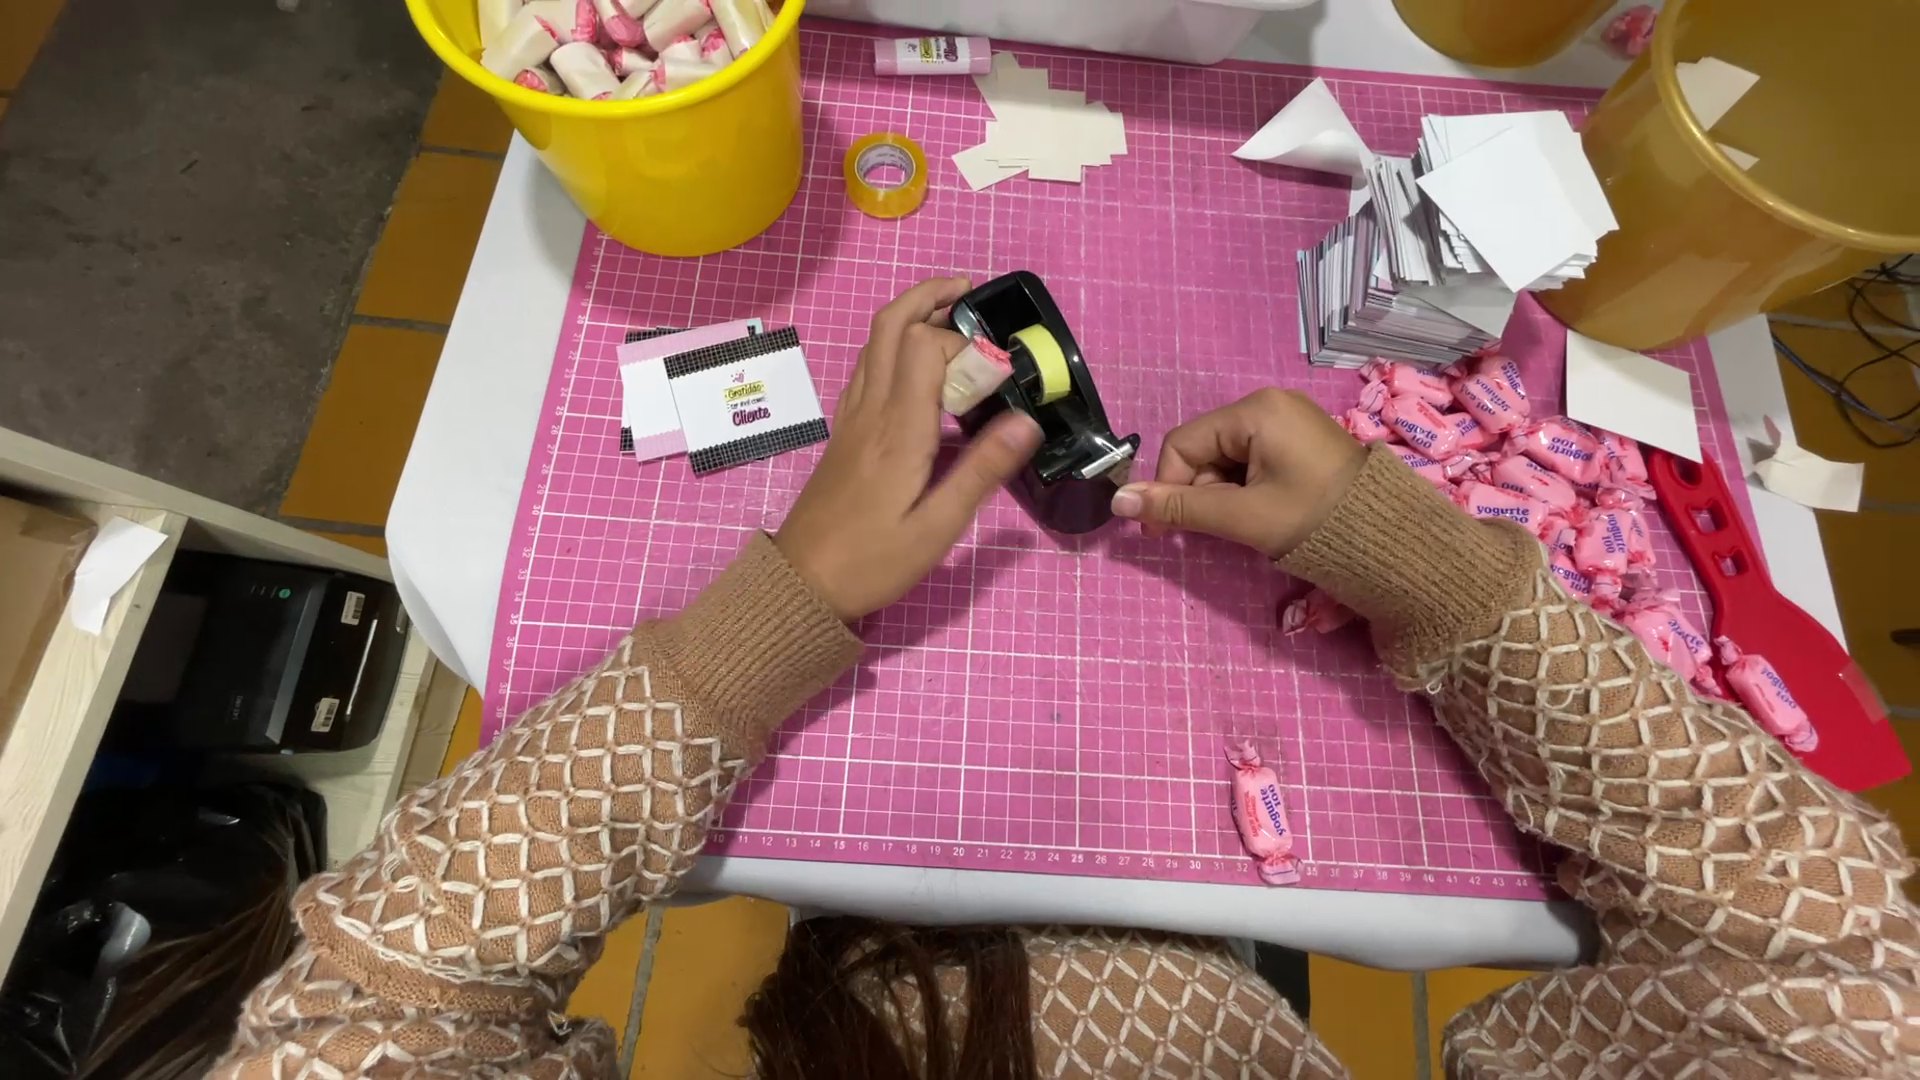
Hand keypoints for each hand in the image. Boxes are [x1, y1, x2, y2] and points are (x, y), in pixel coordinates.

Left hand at [776, 277, 1042, 620]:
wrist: (802, 583)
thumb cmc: (873, 562)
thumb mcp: (937, 527)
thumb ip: (981, 471)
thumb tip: (1027, 422)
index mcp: (898, 429)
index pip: (926, 346)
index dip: (966, 343)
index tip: (999, 372)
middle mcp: (870, 409)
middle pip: (891, 324)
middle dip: (930, 296)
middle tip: (970, 292)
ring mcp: (851, 417)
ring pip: (874, 342)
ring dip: (910, 314)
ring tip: (951, 315)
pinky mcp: (844, 431)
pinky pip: (867, 368)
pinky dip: (894, 345)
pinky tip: (916, 366)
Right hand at [1111, 388, 1366, 558]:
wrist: (1389, 540)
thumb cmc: (1312, 521)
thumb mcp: (1239, 516)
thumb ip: (1176, 508)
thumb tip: (1117, 501)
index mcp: (1255, 411)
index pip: (1182, 444)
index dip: (1167, 487)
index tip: (1163, 531)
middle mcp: (1268, 405)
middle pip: (1202, 450)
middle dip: (1199, 492)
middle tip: (1220, 527)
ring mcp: (1286, 421)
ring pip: (1223, 459)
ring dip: (1220, 494)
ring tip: (1246, 521)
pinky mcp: (1297, 440)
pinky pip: (1249, 461)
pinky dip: (1241, 489)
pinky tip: (1259, 510)